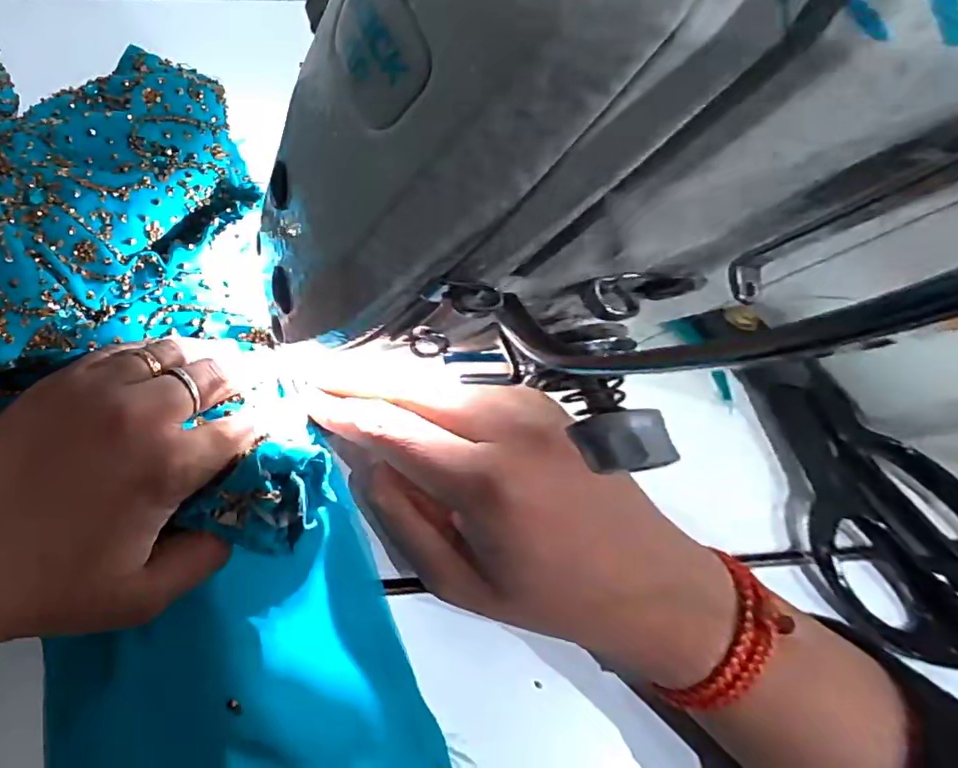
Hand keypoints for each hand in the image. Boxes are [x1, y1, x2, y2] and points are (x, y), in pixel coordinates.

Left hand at [0, 337, 259, 640]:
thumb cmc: (52, 581)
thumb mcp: (139, 597)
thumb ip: (200, 561)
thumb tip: (231, 526)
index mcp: (167, 466)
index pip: (235, 431)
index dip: (257, 425)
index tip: (265, 425)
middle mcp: (143, 411)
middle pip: (210, 375)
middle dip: (235, 381)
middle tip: (241, 389)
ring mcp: (101, 384)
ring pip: (169, 351)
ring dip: (195, 360)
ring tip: (203, 371)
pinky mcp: (68, 374)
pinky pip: (125, 349)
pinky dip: (150, 354)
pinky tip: (152, 366)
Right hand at [302, 356, 737, 686]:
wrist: (654, 580)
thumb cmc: (551, 594)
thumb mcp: (461, 584)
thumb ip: (401, 519)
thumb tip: (363, 461)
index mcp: (485, 478)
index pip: (389, 427)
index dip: (340, 410)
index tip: (303, 396)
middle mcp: (503, 424)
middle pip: (404, 382)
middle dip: (349, 372)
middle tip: (305, 363)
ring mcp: (523, 402)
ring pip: (429, 375)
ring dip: (379, 371)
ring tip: (334, 369)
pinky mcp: (533, 395)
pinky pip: (457, 383)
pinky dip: (416, 381)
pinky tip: (388, 384)